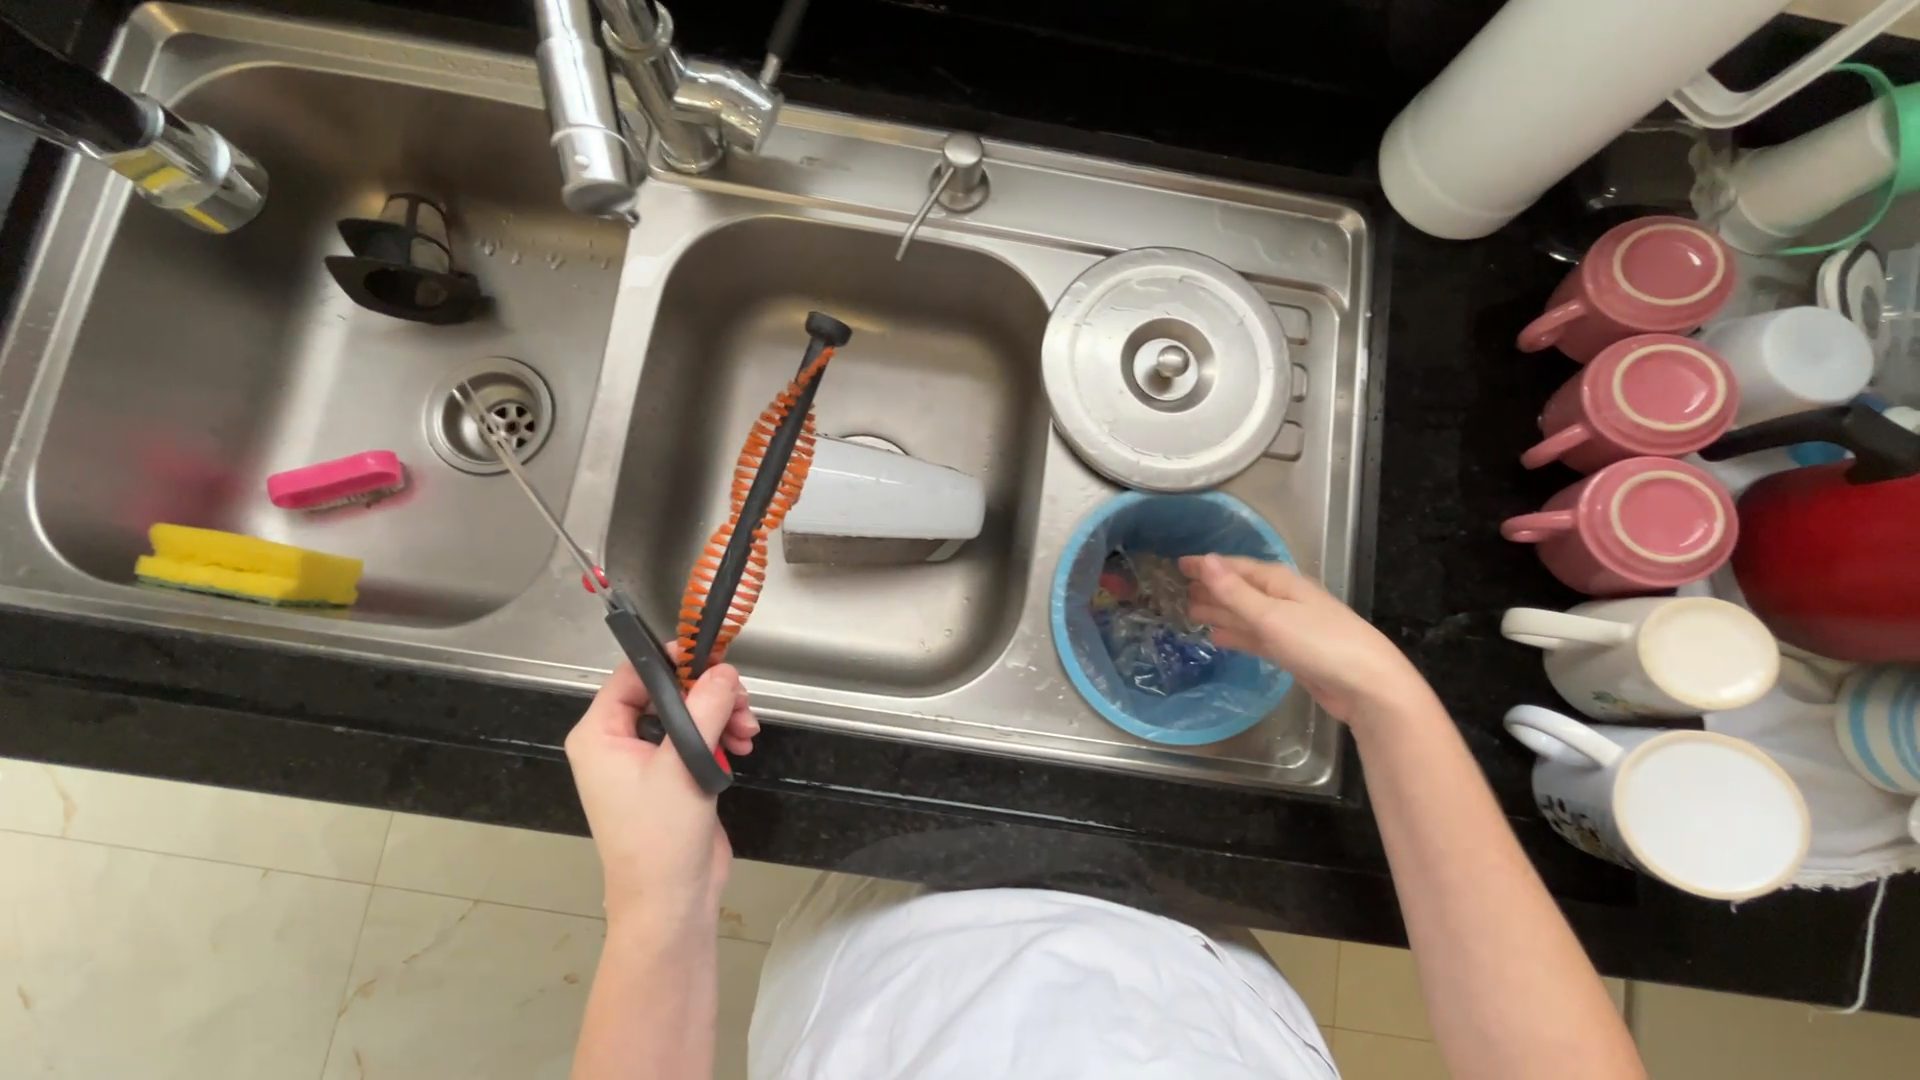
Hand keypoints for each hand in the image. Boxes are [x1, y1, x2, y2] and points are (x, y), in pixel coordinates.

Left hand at [564, 653, 759, 928]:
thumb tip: (725, 671)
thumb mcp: (683, 764)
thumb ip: (706, 709)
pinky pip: (696, 739)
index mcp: (600, 735)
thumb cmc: (661, 835)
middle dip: (709, 694)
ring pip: (688, 714)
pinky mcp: (671, 777)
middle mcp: (618, 742)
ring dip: (722, 715)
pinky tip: (743, 744)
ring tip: (748, 731)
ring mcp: (646, 761)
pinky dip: (721, 736)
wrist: (671, 901)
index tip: (713, 659)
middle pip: (667, 693)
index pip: (633, 675)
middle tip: (742, 702)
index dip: (673, 661)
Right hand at [1181, 554, 1432, 727]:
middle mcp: (1284, 600)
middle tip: (1178, 590)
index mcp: (1281, 583)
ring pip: (1245, 614)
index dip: (1207, 566)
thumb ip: (1235, 592)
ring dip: (1219, 611)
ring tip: (1190, 611)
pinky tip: (1218, 637)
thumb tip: (1206, 561)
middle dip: (1211, 588)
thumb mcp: (1272, 616)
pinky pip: (1254, 637)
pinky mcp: (1291, 652)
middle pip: (1240, 589)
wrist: (1367, 686)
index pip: (1236, 568)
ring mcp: (1289, 626)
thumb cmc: (1320, 644)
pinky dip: (1235, 635)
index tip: (1179, 564)